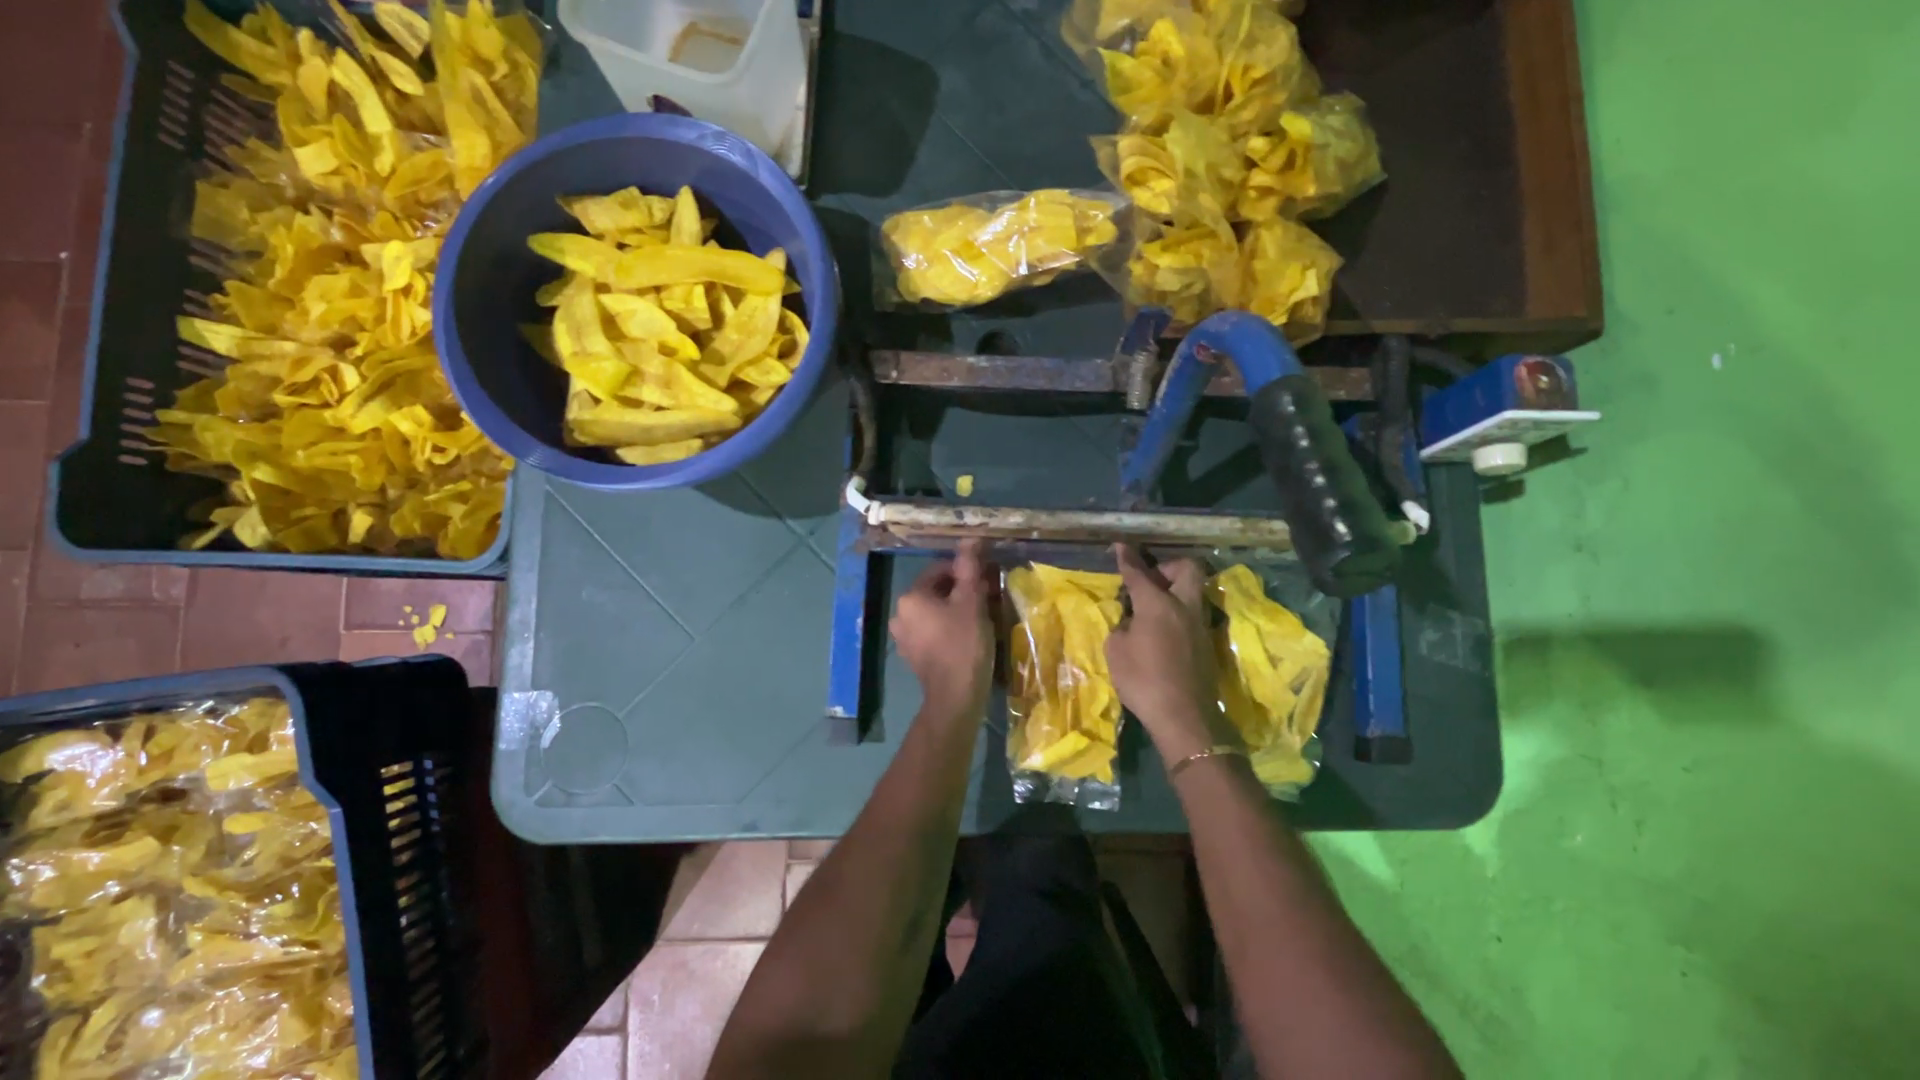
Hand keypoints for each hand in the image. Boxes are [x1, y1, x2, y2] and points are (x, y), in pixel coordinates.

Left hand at [890, 540, 993, 713]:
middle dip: (961, 591)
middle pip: (935, 591)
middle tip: (988, 598)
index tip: (987, 579)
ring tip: (982, 617)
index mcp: (911, 597)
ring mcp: (904, 638)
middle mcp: (901, 614)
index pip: (939, 570)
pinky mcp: (913, 657)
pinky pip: (932, 633)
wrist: (955, 696)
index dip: (966, 571)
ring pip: (934, 613)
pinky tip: (968, 637)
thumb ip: (969, 567)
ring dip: (955, 610)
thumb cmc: (964, 644)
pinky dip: (948, 629)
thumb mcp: (971, 602)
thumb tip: (970, 537)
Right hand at [1106, 544, 1237, 762]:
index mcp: (1158, 604)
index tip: (1120, 546)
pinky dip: (1177, 615)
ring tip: (1152, 610)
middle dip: (1167, 567)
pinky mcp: (1208, 644)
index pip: (1139, 573)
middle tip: (1150, 581)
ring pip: (1192, 593)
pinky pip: (1192, 615)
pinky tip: (1162, 634)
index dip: (1128, 558)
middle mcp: (1184, 607)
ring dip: (1174, 592)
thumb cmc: (1143, 681)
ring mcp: (1200, 625)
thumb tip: (1132, 622)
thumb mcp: (1116, 651)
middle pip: (1187, 569)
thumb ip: (1122, 628)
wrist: (1185, 717)